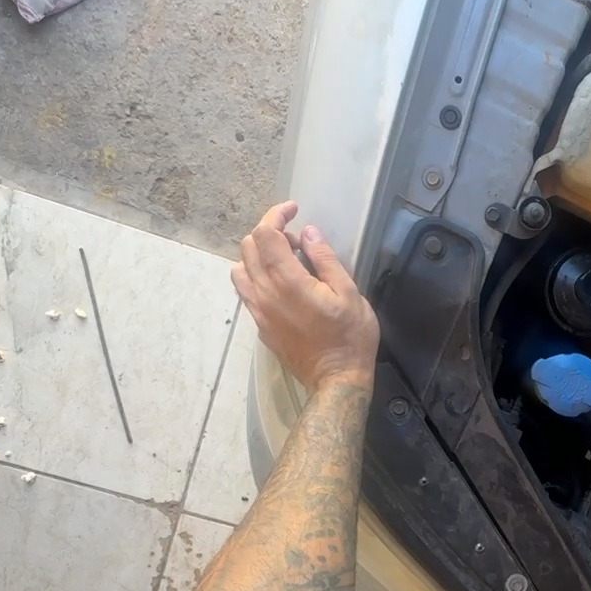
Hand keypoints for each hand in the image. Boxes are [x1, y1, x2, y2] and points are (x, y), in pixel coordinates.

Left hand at [232, 201, 379, 392]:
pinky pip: (246, 292)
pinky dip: (257, 278)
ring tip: (285, 263)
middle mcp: (264, 293)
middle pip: (248, 247)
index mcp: (287, 281)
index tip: (294, 210)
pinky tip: (281, 286)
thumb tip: (308, 233)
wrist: (337, 380)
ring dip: (258, 256)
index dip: (277, 215)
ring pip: (240, 269)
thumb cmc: (350, 336)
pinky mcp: (260, 325)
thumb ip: (325, 259)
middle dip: (270, 234)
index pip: (266, 234)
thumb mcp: (349, 293)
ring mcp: (258, 311)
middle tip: (298, 243)